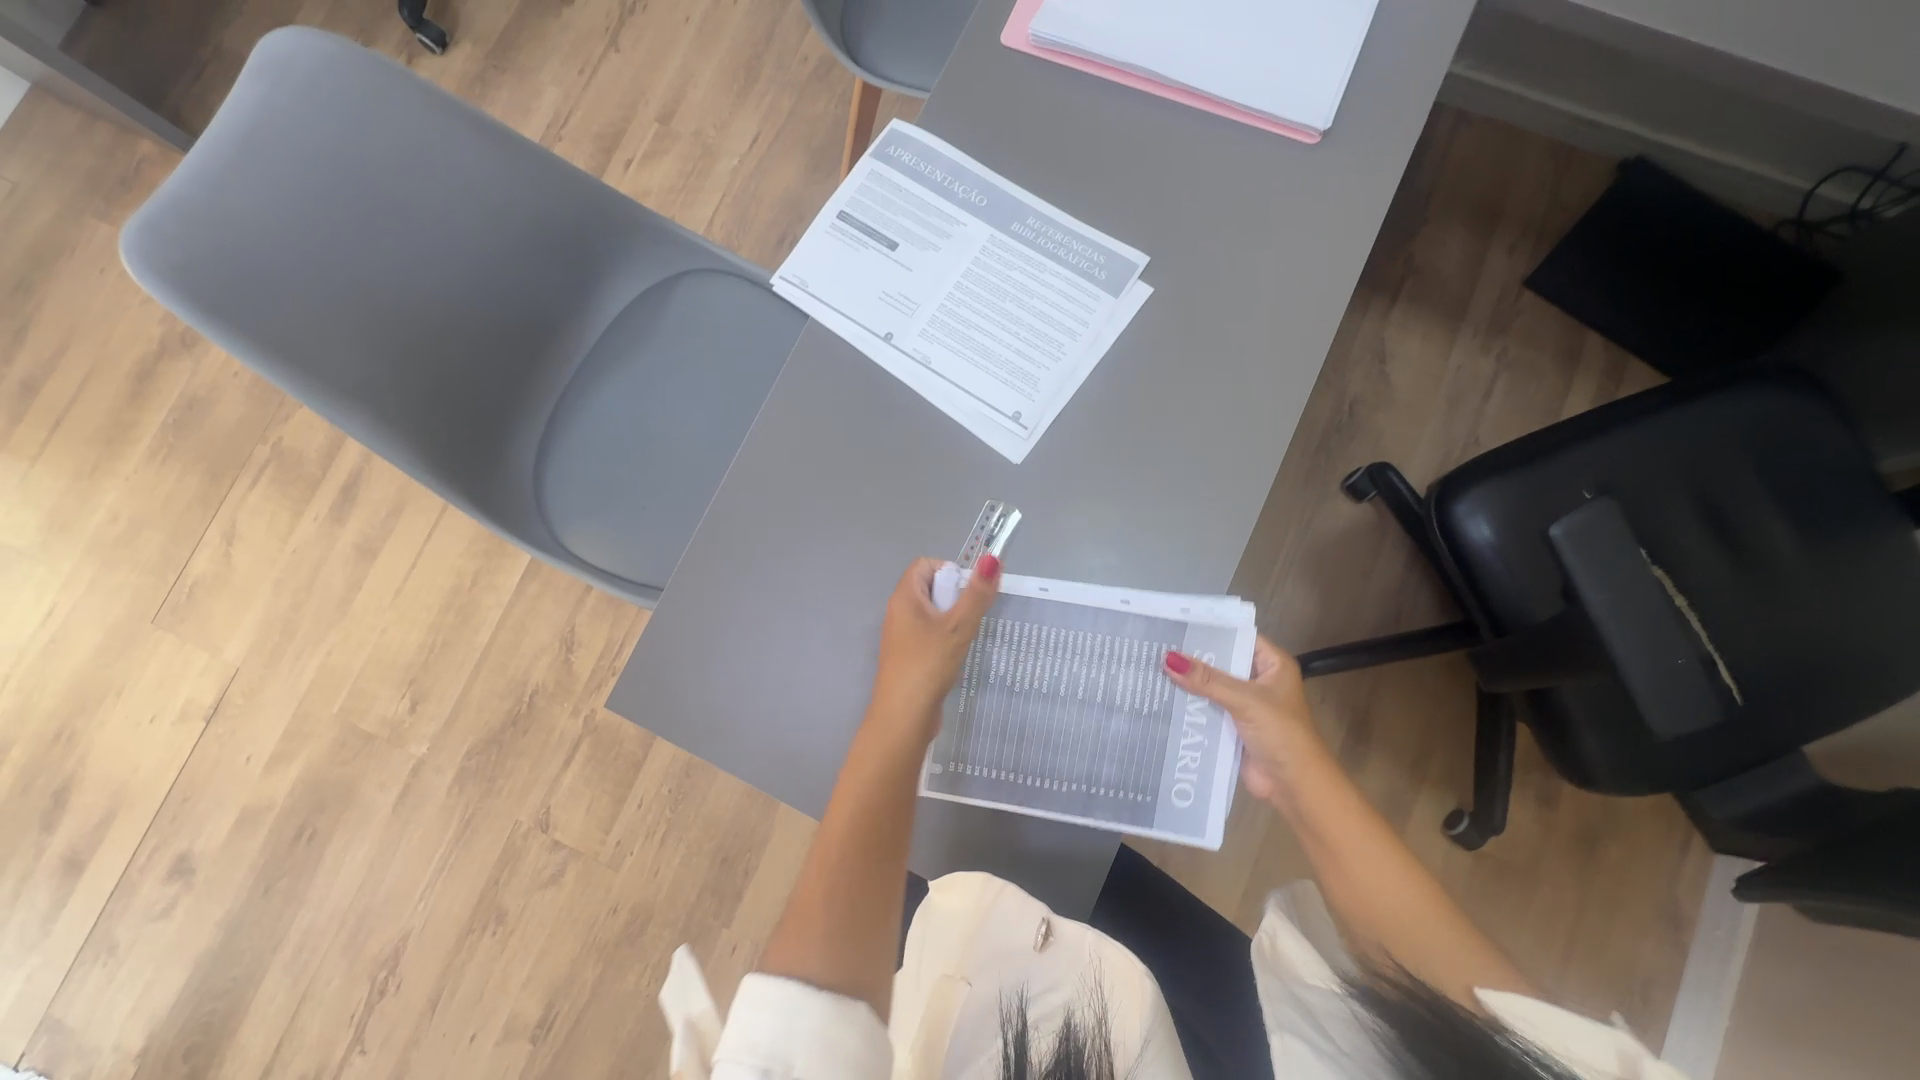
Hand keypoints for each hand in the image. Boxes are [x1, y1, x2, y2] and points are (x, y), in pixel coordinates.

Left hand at [867, 554, 1002, 744]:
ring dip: (953, 620)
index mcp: (904, 597)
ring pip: (932, 614)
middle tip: (971, 616)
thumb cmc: (928, 664)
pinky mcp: (908, 657)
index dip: (950, 570)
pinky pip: (929, 635)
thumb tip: (992, 558)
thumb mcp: (958, 626)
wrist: (904, 716)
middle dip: (955, 597)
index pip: (925, 565)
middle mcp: (898, 612)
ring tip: (967, 637)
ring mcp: (902, 636)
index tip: (969, 592)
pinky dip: (945, 640)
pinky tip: (957, 656)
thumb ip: (977, 593)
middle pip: (930, 588)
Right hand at [1163, 636, 1323, 803]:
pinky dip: (1189, 706)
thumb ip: (1207, 680)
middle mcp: (1258, 680)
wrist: (1294, 785)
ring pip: (1211, 687)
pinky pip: (1206, 710)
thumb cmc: (1281, 734)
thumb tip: (1168, 658)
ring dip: (1187, 683)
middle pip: (1221, 662)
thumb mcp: (1245, 701)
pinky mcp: (1232, 726)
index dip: (1210, 630)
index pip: (1237, 637)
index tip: (1177, 623)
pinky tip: (1160, 697)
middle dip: (1192, 658)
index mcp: (1272, 665)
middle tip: (1155, 645)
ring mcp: (1244, 704)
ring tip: (1151, 667)